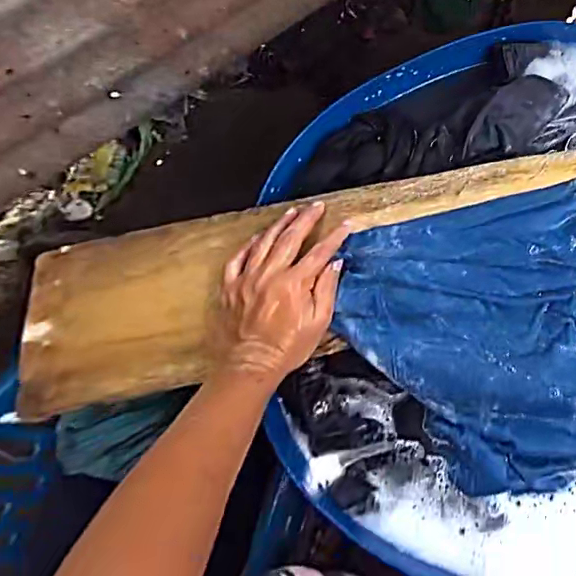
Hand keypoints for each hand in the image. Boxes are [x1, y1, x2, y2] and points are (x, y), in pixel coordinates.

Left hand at [209, 202, 348, 385]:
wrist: (249, 368)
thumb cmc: (287, 348)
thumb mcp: (318, 322)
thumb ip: (326, 289)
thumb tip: (334, 263)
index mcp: (293, 284)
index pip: (319, 252)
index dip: (334, 237)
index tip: (345, 225)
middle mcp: (270, 275)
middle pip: (291, 238)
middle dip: (306, 219)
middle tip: (316, 207)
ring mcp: (247, 279)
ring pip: (265, 242)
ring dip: (280, 224)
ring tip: (291, 212)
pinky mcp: (230, 288)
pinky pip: (238, 258)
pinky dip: (250, 244)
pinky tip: (259, 236)